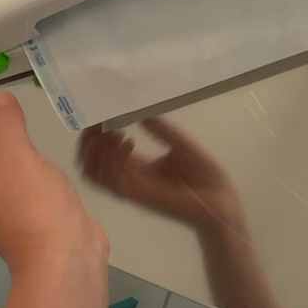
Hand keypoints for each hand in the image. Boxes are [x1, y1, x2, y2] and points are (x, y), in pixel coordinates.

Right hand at [77, 117, 243, 232]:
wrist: (219, 197)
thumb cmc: (203, 173)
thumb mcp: (180, 144)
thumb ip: (160, 129)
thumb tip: (140, 109)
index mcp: (137, 165)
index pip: (103, 150)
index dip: (96, 132)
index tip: (103, 114)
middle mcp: (129, 176)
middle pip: (89, 160)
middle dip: (89, 139)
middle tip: (102, 124)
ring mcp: (130, 186)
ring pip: (91, 170)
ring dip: (96, 149)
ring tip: (119, 134)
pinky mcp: (136, 194)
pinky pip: (108, 180)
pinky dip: (110, 160)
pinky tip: (129, 144)